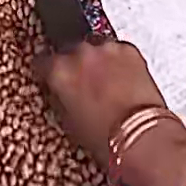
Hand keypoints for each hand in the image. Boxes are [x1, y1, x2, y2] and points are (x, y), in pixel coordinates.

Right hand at [37, 37, 185, 185]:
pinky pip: (117, 50)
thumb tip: (62, 92)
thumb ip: (60, 97)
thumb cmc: (108, 138)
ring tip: (107, 84)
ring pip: (95, 47)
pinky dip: (119, 61)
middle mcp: (79, 53)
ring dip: (97, 61)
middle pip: (70, 51)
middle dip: (75, 66)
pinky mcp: (128, 49)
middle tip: (85, 85)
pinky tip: (123, 80)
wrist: (143, 138)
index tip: (52, 76)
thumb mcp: (69, 122)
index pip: (42, 61)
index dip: (47, 71)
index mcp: (59, 71)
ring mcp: (104, 48)